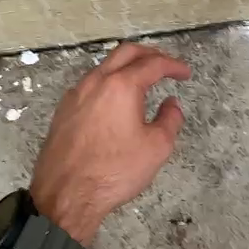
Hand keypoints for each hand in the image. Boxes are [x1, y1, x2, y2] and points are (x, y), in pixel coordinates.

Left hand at [28, 43, 191, 245]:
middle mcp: (96, 81)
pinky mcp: (64, 109)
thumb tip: (171, 104)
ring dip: (127, 67)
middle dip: (150, 54)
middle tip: (166, 66)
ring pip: (105, 66)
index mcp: (121, 86)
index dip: (173, 65)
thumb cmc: (114, 171)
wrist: (65, 194)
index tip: (184, 72)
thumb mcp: (156, 148)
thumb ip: (170, 120)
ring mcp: (76, 94)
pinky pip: (91, 84)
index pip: (153, 64)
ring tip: (143, 82)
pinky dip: (109, 83)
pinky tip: (116, 102)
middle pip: (126, 53)